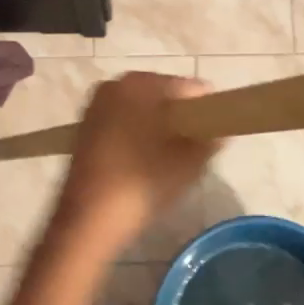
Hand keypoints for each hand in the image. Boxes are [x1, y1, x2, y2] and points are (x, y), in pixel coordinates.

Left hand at [50, 72, 218, 253]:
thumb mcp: (189, 164)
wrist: (88, 220)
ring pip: (142, 112)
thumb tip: (219, 131)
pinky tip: (146, 163)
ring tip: (172, 159)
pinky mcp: (85, 129)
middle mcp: (114, 85)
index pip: (188, 88)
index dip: (207, 110)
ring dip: (159, 129)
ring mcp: (95, 107)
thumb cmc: (142, 185)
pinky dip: (138, 137)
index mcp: (140, 84)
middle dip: (181, 118)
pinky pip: (124, 125)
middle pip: (163, 97)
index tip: (215, 135)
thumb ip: (210, 140)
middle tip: (195, 149)